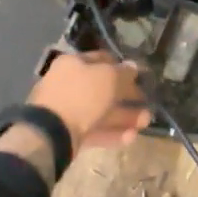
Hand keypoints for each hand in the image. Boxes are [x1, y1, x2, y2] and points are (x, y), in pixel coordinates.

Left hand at [27, 51, 151, 152]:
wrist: (52, 132)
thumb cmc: (82, 94)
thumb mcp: (109, 77)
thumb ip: (124, 72)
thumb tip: (134, 66)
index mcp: (73, 63)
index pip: (102, 59)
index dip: (122, 66)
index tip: (139, 76)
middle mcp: (68, 84)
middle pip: (102, 88)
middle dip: (126, 96)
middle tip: (146, 102)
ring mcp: (67, 110)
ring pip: (100, 111)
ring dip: (123, 116)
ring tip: (144, 123)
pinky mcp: (68, 132)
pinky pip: (94, 129)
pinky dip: (112, 133)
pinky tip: (130, 137)